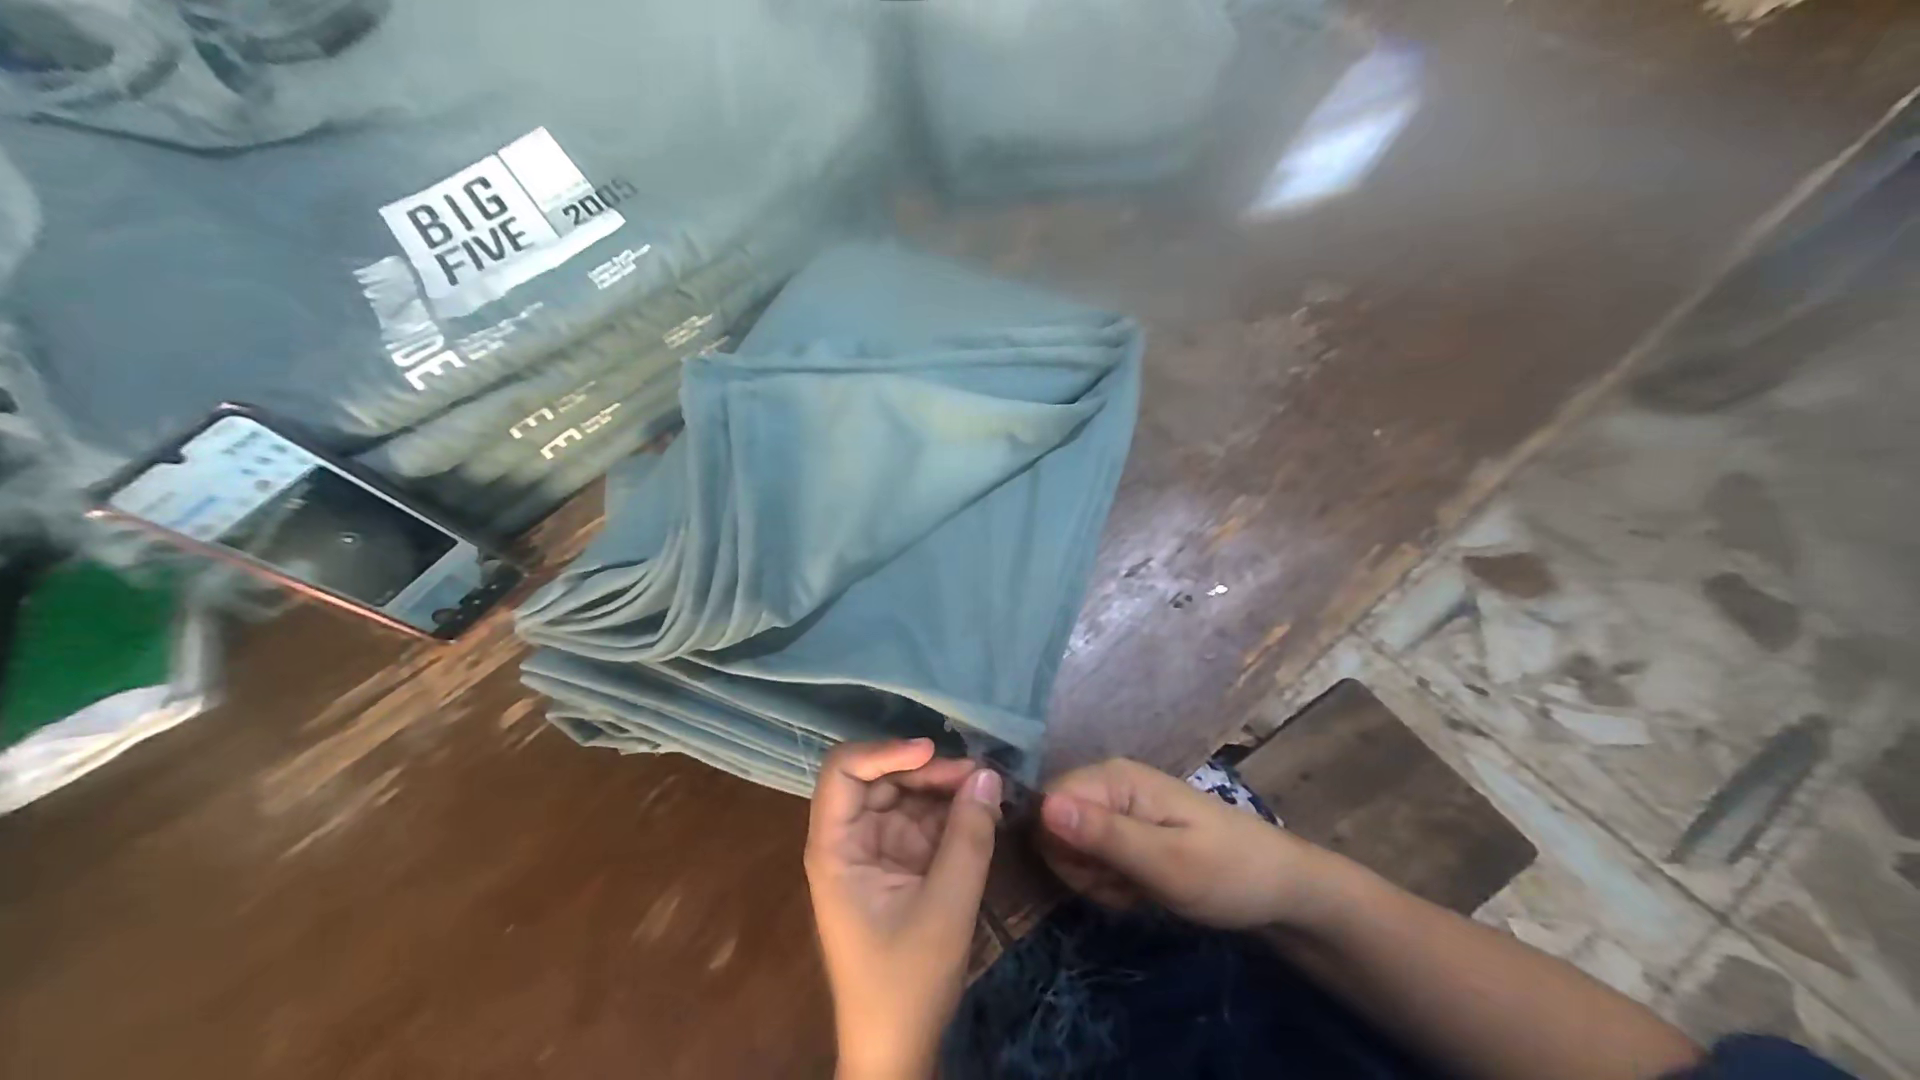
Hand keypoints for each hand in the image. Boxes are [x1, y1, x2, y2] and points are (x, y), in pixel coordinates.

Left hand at [805, 739, 1002, 1079]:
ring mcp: (876, 850)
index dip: (884, 751)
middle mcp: (851, 839)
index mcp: (836, 848)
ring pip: (906, 796)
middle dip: (928, 771)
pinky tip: (982, 811)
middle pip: (881, 779)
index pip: (844, 772)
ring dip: (944, 789)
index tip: (932, 752)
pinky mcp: (900, 864)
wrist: (897, 1049)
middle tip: (979, 775)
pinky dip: (952, 814)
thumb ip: (968, 838)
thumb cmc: (906, 982)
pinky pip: (924, 822)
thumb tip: (989, 775)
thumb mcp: (945, 908)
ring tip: (988, 789)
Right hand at [1038, 757, 1318, 929]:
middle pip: (1054, 826)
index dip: (1063, 846)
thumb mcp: (1167, 862)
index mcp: (1114, 777)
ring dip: (1096, 879)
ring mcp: (1116, 805)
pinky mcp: (1123, 828)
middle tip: (1125, 884)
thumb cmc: (1228, 872)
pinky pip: (1090, 857)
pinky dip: (1108, 882)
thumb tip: (1043, 806)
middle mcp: (1108, 782)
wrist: (1279, 889)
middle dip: (1080, 867)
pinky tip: (1139, 889)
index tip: (1100, 874)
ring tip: (1138, 887)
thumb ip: (1104, 835)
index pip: (1047, 803)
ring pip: (1069, 847)